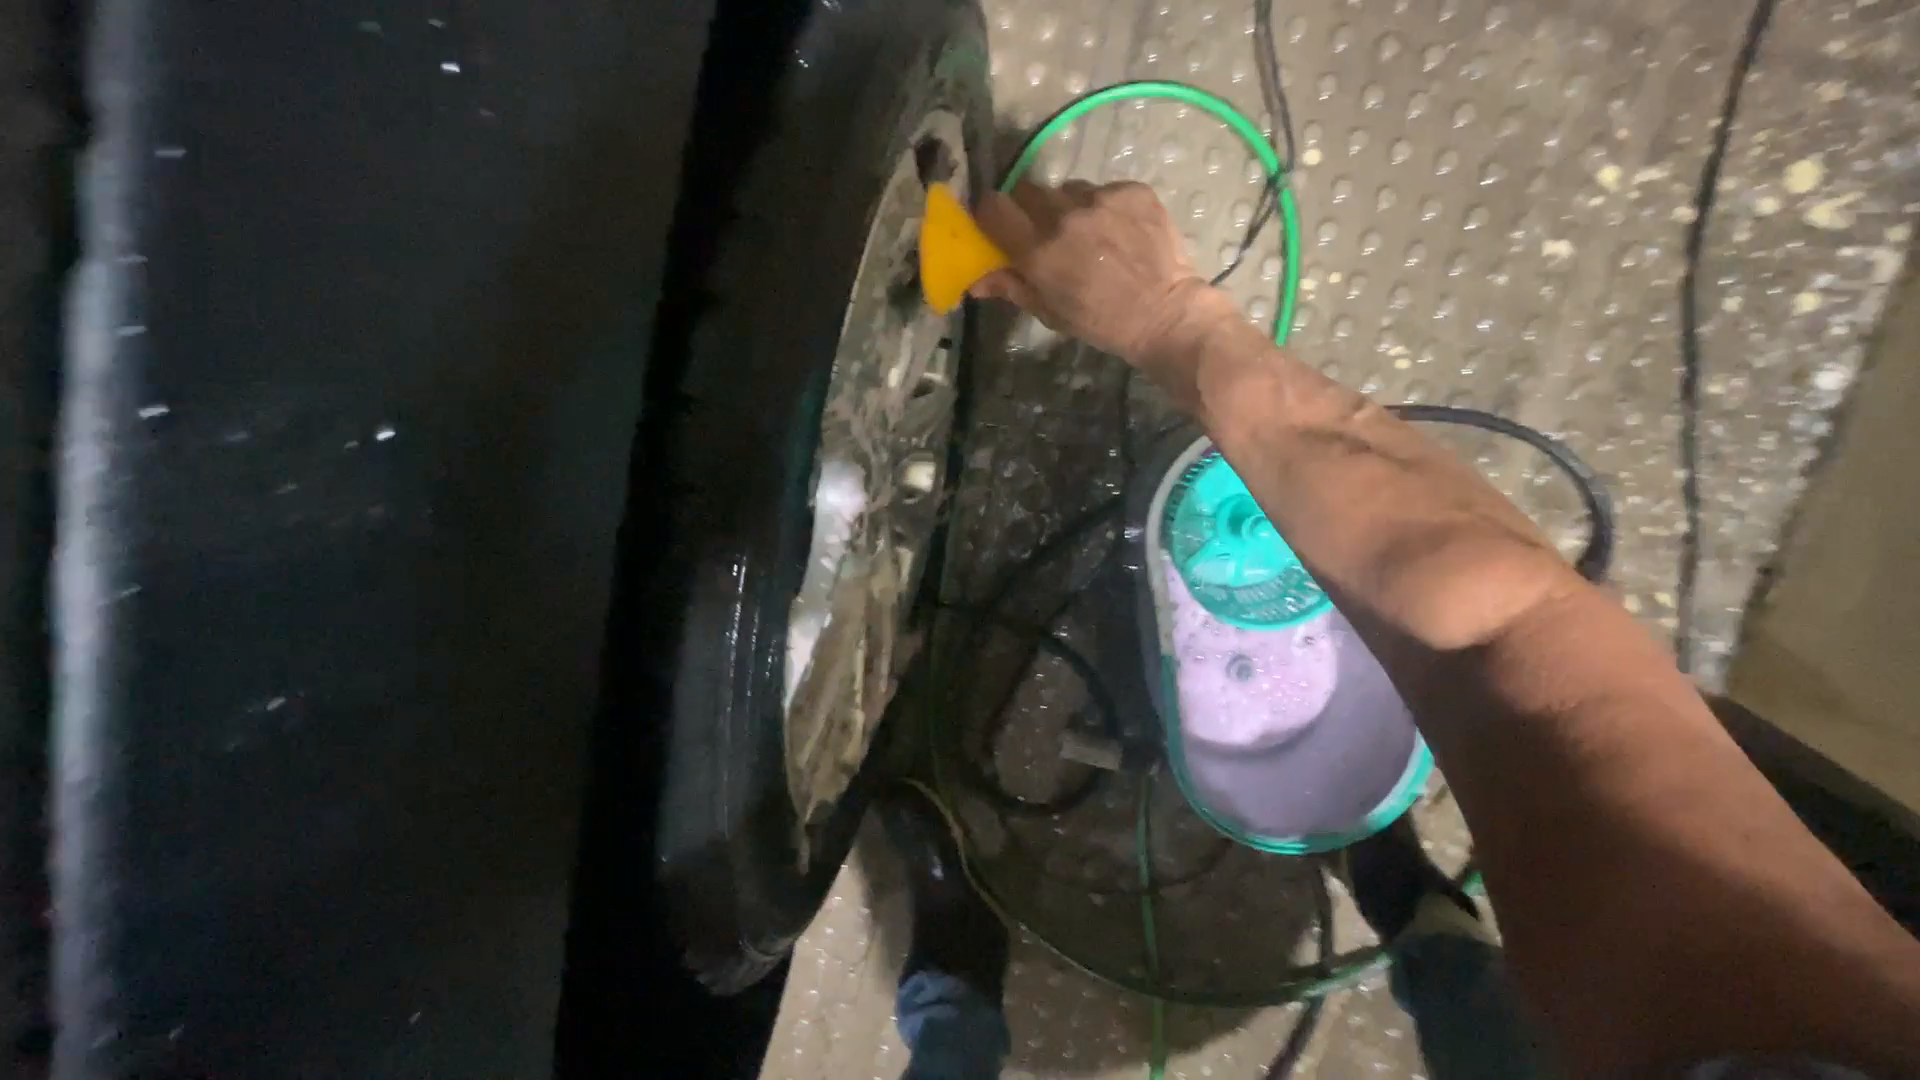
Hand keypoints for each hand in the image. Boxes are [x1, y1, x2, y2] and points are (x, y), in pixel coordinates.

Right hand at [971, 180, 1241, 396]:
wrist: (1164, 314)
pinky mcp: (1133, 191)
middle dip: (1029, 207)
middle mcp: (1065, 217)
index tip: (996, 223)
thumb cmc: (1101, 322)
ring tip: (1088, 233)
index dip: (991, 212)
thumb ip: (1011, 286)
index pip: (993, 207)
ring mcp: (1102, 199)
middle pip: (1028, 190)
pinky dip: (1104, 206)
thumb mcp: (1050, 312)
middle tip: (1043, 230)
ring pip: (1068, 189)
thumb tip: (976, 280)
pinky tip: (1118, 231)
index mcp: (1038, 250)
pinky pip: (1104, 189)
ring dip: (1068, 206)